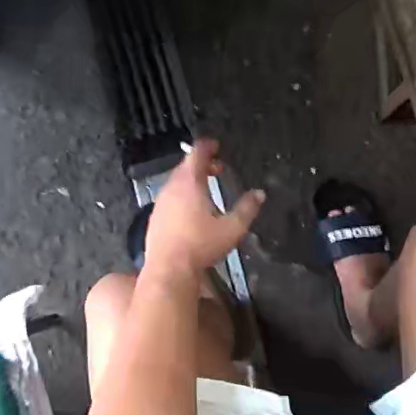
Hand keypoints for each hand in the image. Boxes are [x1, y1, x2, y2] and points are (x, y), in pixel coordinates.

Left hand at [143, 139, 265, 278]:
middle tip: (218, 168)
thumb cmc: (201, 245)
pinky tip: (192, 210)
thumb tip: (259, 194)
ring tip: (207, 189)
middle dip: (202, 164)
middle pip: (185, 166)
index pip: (197, 154)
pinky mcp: (156, 218)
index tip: (217, 145)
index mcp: (190, 183)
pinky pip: (170, 197)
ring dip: (192, 180)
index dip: (208, 146)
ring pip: (176, 182)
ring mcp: (161, 203)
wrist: (169, 269)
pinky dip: (183, 195)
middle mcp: (172, 188)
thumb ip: (247, 209)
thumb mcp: (232, 228)